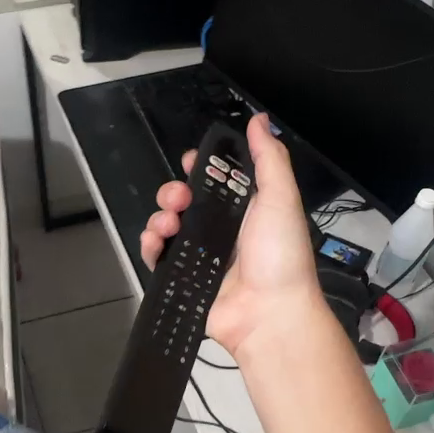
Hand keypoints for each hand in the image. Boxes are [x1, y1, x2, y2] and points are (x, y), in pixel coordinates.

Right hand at [139, 113, 323, 358]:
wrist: (270, 313)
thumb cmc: (281, 255)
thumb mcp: (281, 197)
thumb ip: (268, 158)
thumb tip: (258, 119)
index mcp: (245, 210)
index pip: (216, 181)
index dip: (201, 168)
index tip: (193, 163)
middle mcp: (222, 231)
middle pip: (186, 202)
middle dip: (175, 191)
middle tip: (180, 198)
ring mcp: (202, 257)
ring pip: (169, 226)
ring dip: (160, 216)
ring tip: (168, 222)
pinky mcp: (184, 280)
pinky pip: (159, 258)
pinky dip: (151, 246)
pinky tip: (155, 241)